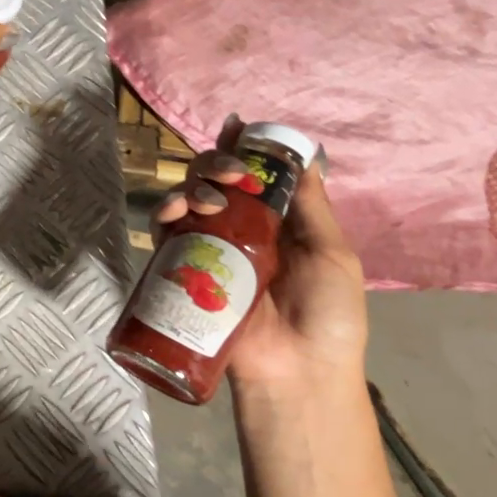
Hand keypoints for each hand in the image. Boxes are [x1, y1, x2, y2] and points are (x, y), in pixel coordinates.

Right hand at [154, 117, 366, 396]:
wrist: (297, 368)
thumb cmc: (327, 314)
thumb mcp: (332, 255)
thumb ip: (313, 208)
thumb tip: (306, 157)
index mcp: (277, 223)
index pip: (255, 176)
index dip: (243, 149)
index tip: (237, 128)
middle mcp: (238, 228)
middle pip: (215, 180)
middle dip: (216, 165)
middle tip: (230, 174)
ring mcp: (206, 245)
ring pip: (187, 197)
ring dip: (193, 186)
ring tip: (207, 202)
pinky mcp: (179, 265)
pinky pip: (163, 229)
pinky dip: (163, 211)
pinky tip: (174, 212)